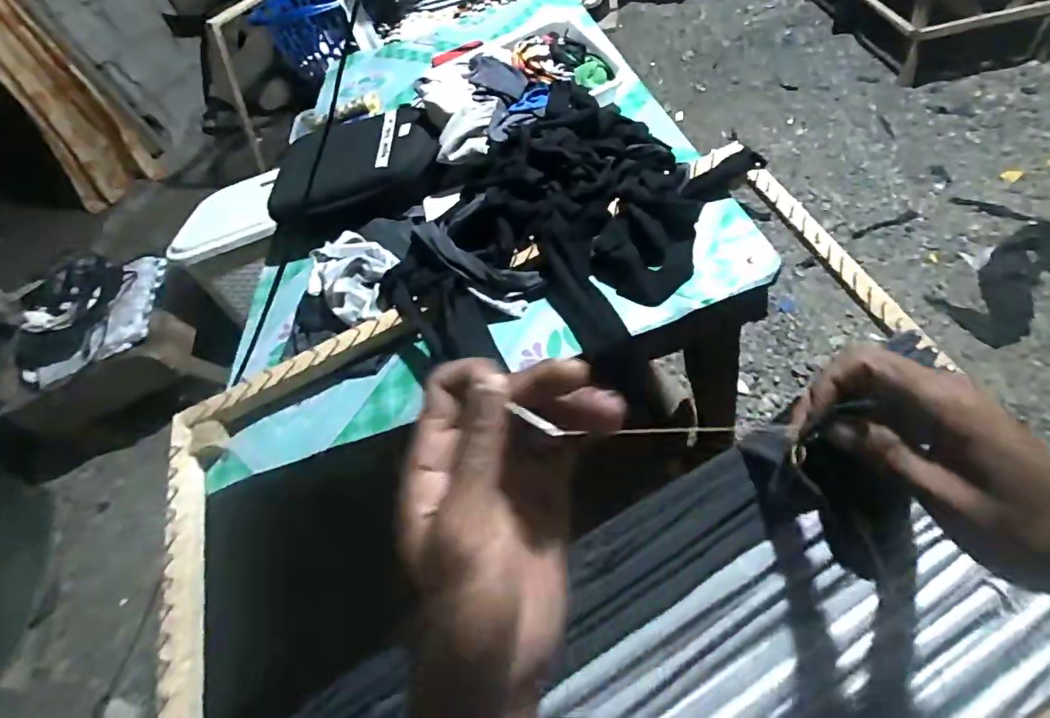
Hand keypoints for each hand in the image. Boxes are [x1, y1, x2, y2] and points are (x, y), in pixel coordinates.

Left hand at [400, 358, 624, 717]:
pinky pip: (564, 445)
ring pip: (539, 418)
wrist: (501, 673)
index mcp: (438, 462)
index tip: (512, 379)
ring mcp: (514, 473)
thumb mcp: (465, 524)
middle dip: (539, 384)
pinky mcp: (548, 490)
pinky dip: (585, 428)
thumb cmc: (466, 604)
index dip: (476, 376)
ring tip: (610, 407)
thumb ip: (479, 449)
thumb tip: (491, 376)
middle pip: (503, 399)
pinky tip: (610, 421)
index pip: (447, 394)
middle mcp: (475, 457)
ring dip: (572, 404)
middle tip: (581, 377)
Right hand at [791, 345, 1049, 593]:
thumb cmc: (1023, 530)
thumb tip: (834, 427)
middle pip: (868, 364)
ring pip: (880, 381)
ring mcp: (951, 400)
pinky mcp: (954, 417)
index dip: (827, 383)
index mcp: (944, 399)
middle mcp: (944, 385)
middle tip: (804, 433)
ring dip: (845, 402)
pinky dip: (868, 415)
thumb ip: (889, 455)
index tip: (806, 423)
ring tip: (820, 439)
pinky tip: (856, 443)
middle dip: (828, 390)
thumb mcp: (948, 499)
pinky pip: (899, 401)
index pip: (866, 361)